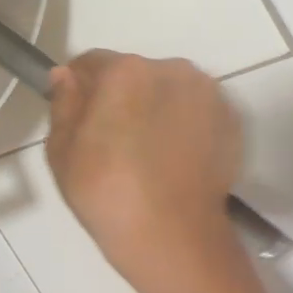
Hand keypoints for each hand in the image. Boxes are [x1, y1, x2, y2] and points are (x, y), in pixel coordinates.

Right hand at [46, 51, 245, 292]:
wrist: (169, 230)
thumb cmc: (102, 189)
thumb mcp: (61, 150)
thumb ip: (64, 104)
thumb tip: (64, 76)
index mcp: (124, 73)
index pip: (90, 62)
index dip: (75, 88)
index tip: (71, 117)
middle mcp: (171, 69)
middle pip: (132, 74)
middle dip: (116, 97)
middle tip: (103, 141)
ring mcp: (207, 92)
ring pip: (165, 91)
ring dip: (149, 110)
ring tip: (137, 152)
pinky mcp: (230, 117)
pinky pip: (193, 111)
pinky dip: (177, 125)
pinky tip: (164, 159)